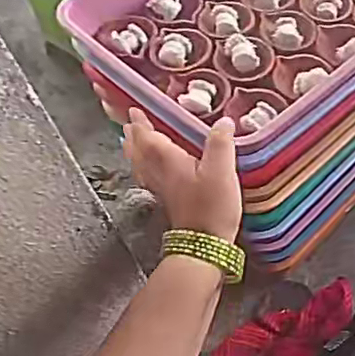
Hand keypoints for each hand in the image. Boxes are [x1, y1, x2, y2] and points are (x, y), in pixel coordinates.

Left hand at [122, 108, 242, 242]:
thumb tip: (224, 121)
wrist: (203, 245)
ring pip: (141, 166)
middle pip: (139, 151)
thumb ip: (221, 143)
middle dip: (134, 137)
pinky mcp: (168, 202)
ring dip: (135, 152)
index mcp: (168, 161)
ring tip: (133, 144)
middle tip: (130, 125)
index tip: (134, 110)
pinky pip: (149, 178)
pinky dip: (145, 169)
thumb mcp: (221, 171)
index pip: (148, 137)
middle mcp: (159, 173)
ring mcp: (161, 189)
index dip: (141, 123)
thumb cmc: (211, 207)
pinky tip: (151, 172)